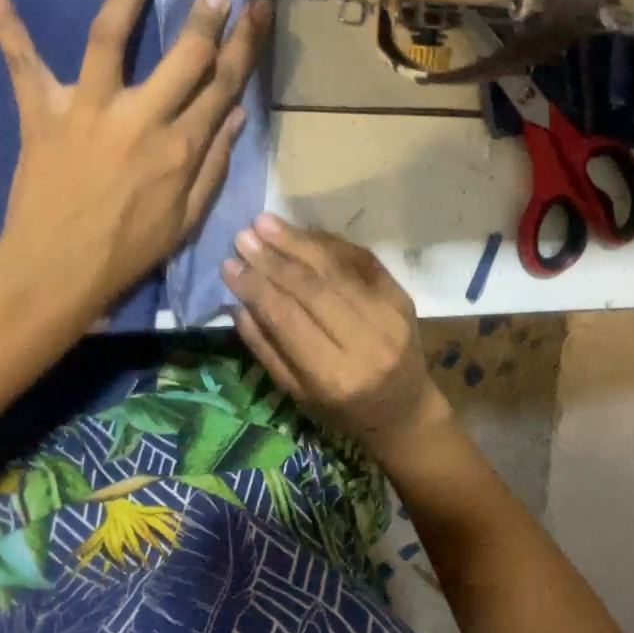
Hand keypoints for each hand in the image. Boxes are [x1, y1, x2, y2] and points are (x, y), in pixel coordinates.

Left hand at [0, 0, 270, 310]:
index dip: (245, 44)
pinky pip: (21, 61)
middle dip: (205, 16)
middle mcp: (140, 118)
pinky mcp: (42, 112)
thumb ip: (214, 165)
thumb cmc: (126, 251)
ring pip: (109, 37)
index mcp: (180, 147)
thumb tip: (235, 115)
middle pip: (184, 54)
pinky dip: (4, 22)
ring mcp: (87, 109)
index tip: (257, 10)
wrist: (56, 271)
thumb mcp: (186, 220)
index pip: (223, 83)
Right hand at [222, 214, 449, 455]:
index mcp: (335, 375)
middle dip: (273, 259)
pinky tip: (301, 232)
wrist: (405, 408)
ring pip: (336, 267)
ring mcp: (390, 315)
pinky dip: (327, 243)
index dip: (256, 287)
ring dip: (297, 241)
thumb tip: (238, 302)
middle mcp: (367, 342)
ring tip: (265, 223)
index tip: (228, 264)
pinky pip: (360, 259)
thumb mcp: (296, 392)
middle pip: (312, 288)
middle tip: (243, 236)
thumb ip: (266, 349)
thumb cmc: (342, 409)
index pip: (287, 319)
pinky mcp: (402, 295)